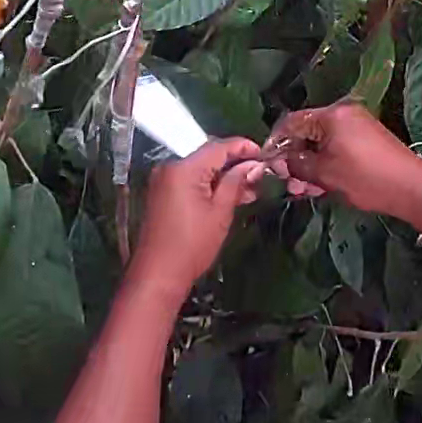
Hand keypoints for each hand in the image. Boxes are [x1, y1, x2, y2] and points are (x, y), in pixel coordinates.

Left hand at [128, 138, 269, 297]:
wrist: (158, 276)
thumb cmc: (192, 245)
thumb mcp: (220, 212)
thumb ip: (236, 182)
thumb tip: (253, 165)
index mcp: (184, 168)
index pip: (218, 147)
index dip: (243, 147)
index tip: (263, 153)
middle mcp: (170, 167)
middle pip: (209, 155)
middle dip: (235, 163)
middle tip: (259, 174)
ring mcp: (164, 180)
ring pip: (201, 168)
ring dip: (224, 176)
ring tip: (250, 189)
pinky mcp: (163, 193)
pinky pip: (190, 180)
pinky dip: (209, 184)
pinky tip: (229, 195)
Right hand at [265, 102, 421, 221]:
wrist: (411, 187)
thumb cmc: (365, 178)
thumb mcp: (324, 174)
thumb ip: (296, 164)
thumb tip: (279, 161)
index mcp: (331, 115)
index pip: (292, 122)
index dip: (276, 143)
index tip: (267, 164)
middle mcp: (343, 113)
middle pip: (307, 132)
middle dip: (294, 158)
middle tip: (289, 184)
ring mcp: (356, 125)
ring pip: (321, 143)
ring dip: (310, 165)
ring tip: (306, 190)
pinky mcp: (366, 138)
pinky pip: (337, 146)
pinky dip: (327, 163)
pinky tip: (322, 184)